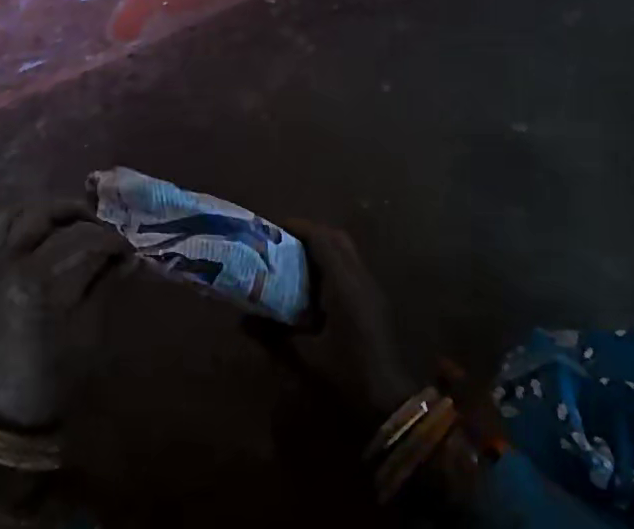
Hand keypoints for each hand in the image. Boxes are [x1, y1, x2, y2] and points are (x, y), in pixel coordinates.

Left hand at [0, 201, 132, 431]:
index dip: (114, 242)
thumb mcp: (88, 334)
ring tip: (78, 222)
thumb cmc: (50, 379)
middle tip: (108, 234)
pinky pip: (1, 227)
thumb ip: (105, 286)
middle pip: (56, 220)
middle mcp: (15, 262)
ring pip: (25, 212)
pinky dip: (24, 217)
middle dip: (89, 222)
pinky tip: (44, 227)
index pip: (86, 241)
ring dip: (56, 211)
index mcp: (44, 282)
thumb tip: (126, 260)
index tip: (130, 252)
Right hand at [272, 220, 417, 429]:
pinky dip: (332, 266)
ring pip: (347, 253)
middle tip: (282, 243)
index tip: (272, 228)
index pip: (322, 239)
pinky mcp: (376, 303)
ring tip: (293, 262)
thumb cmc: (346, 377)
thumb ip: (272, 335)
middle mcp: (361, 279)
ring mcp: (372, 290)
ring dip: (322, 249)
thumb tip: (242, 321)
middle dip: (310, 234)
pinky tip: (313, 289)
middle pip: (336, 239)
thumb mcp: (303, 358)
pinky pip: (352, 269)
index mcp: (344, 284)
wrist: (391, 405)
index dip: (297, 227)